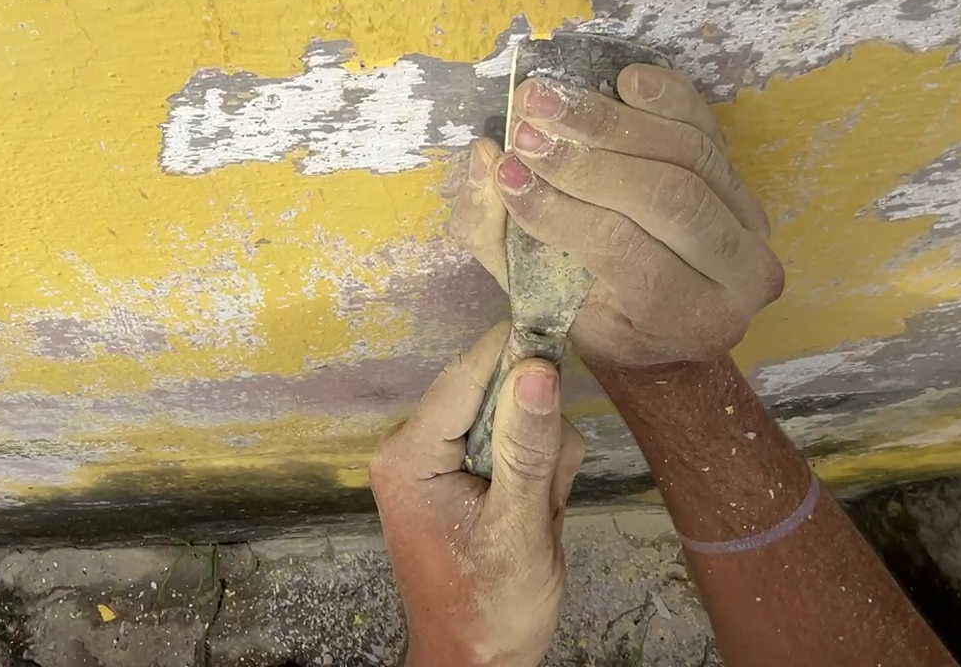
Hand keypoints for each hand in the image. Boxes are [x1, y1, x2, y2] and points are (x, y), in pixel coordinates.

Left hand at [370, 322, 586, 666]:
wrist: (474, 663)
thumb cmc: (490, 606)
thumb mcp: (519, 528)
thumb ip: (529, 447)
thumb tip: (538, 369)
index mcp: (410, 454)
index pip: (462, 378)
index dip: (507, 351)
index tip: (552, 327)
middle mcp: (408, 445)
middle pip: (482, 395)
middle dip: (528, 427)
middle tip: (549, 480)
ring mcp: (426, 457)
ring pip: (496, 418)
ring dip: (531, 454)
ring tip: (537, 511)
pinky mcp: (446, 470)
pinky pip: (495, 442)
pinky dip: (524, 466)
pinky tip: (529, 509)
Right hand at [448, 62, 782, 367]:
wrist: (650, 311)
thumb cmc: (582, 307)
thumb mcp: (525, 286)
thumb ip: (490, 229)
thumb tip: (486, 157)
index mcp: (683, 318)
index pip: (623, 252)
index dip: (561, 211)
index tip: (509, 173)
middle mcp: (740, 278)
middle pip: (667, 197)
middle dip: (587, 159)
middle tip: (525, 129)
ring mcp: (751, 223)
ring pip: (689, 155)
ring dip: (610, 121)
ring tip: (546, 98)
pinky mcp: (741, 179)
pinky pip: (708, 128)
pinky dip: (668, 98)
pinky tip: (622, 80)